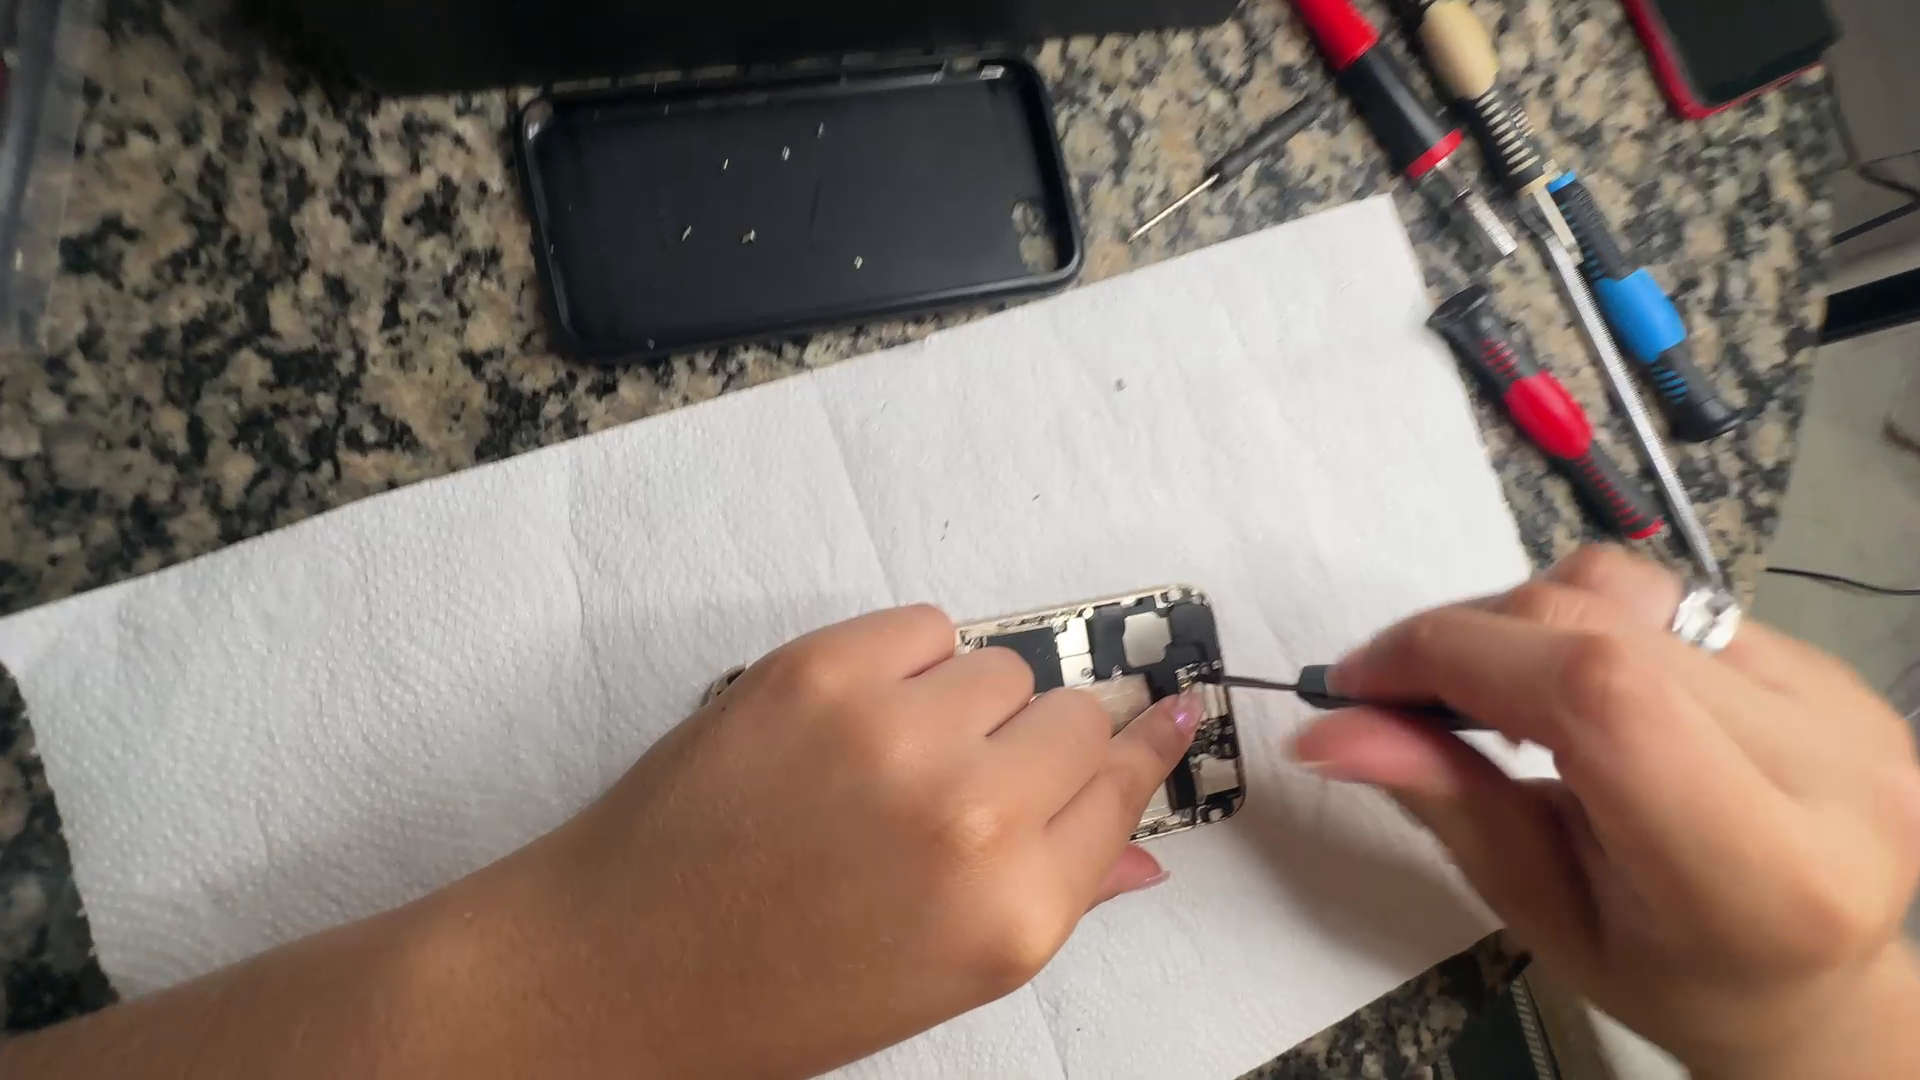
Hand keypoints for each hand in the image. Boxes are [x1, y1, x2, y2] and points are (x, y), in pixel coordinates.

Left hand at [0, 607, 1197, 1079]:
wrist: (613, 970)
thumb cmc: (789, 990)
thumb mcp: (948, 974)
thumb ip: (1061, 893)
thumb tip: (1148, 843)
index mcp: (1011, 911)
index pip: (1124, 786)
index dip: (1148, 742)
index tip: (1174, 705)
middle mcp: (969, 813)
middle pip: (1074, 711)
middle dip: (1043, 736)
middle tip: (979, 763)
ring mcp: (891, 728)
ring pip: (999, 665)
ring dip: (967, 701)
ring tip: (897, 750)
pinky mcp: (819, 667)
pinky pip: (925, 623)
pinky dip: (908, 659)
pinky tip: (857, 713)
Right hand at [1292, 547, 1919, 1078]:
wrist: (1805, 973)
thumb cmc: (1657, 966)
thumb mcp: (1528, 903)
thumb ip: (1439, 798)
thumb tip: (1319, 734)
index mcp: (1759, 867)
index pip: (1589, 693)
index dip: (1448, 656)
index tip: (1355, 683)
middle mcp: (1826, 764)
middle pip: (1584, 624)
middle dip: (1449, 637)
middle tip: (1388, 689)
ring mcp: (1836, 697)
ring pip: (1608, 586)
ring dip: (1500, 620)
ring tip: (1478, 686)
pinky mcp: (1815, 660)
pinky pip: (1644, 590)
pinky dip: (1555, 615)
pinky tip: (1548, 674)